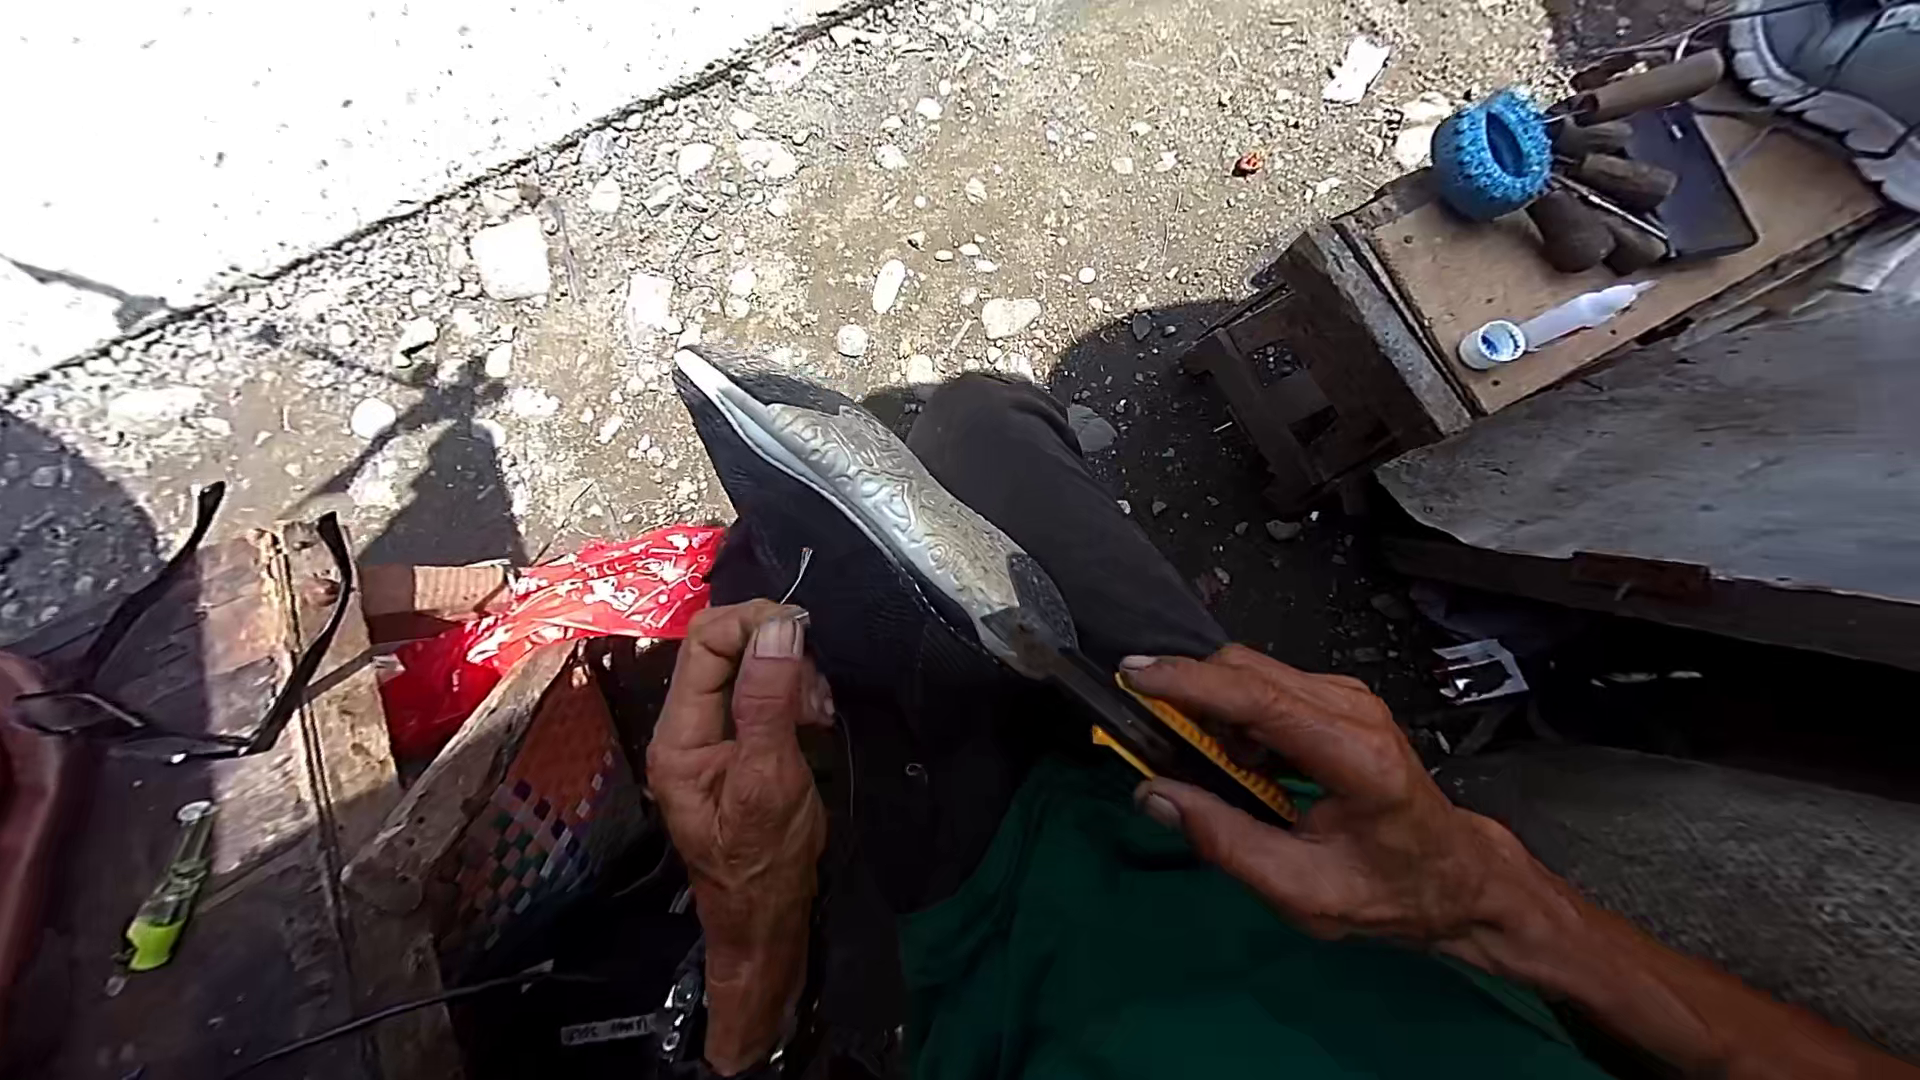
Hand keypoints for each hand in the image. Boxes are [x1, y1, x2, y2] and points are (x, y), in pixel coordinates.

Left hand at [647, 600, 832, 1074]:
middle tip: (816, 680)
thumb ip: (769, 703)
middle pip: (723, 644)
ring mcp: (718, 727)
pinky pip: (771, 683)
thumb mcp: (767, 782)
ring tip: (820, 709)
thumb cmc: (765, 861)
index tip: (802, 628)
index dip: (751, 624)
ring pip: (752, 660)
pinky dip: (800, 686)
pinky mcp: (747, 732)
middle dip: (775, 646)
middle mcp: (691, 722)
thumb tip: (780, 628)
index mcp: (680, 734)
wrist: (770, 913)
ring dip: (794, 669)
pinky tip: (817, 713)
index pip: (703, 644)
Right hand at [1126, 648, 1919, 1078]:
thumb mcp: (1303, 892)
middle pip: (1244, 669)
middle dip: (1191, 693)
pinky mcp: (1338, 695)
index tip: (1133, 673)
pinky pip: (1264, 682)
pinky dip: (1235, 710)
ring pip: (1250, 670)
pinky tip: (1249, 758)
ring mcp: (1348, 695)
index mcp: (1353, 757)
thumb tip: (1152, 792)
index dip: (1188, 681)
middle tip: (1168, 740)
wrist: (1462, 877)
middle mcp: (1351, 707)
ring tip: (1226, 767)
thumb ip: (1223, 841)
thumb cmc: (1390, 892)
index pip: (1256, 698)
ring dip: (1214, 707)